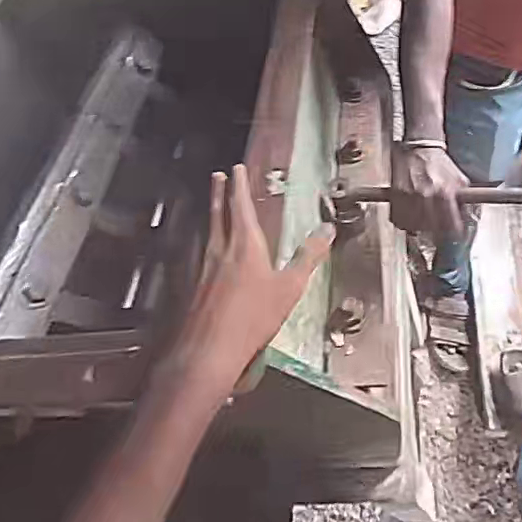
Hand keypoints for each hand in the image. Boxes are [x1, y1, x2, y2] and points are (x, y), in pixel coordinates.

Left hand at [161, 165, 333, 398]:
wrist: (208, 352)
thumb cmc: (252, 318)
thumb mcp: (290, 288)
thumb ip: (308, 257)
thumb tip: (327, 230)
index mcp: (245, 245)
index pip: (241, 207)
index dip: (239, 186)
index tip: (237, 168)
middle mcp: (220, 251)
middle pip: (218, 214)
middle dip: (220, 193)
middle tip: (218, 175)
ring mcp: (203, 268)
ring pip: (208, 231)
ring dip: (212, 213)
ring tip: (213, 204)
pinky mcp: (194, 286)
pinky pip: (201, 253)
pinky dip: (206, 240)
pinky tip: (207, 250)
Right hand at [389, 145, 468, 238]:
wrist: (417, 149)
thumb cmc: (439, 165)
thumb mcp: (459, 180)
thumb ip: (465, 200)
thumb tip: (470, 220)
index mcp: (445, 193)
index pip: (452, 227)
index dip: (454, 233)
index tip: (455, 234)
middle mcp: (426, 197)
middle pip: (433, 231)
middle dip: (438, 231)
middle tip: (439, 226)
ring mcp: (409, 198)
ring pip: (416, 228)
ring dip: (421, 227)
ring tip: (425, 217)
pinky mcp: (395, 198)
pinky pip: (401, 221)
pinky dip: (406, 222)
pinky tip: (413, 214)